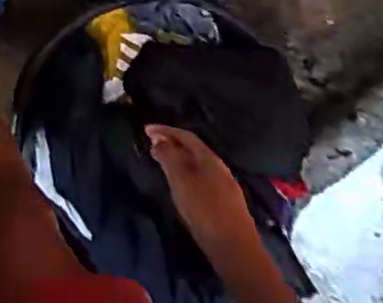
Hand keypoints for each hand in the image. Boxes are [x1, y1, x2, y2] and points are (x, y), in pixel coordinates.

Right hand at [147, 125, 256, 248]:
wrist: (236, 251)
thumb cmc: (205, 210)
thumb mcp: (181, 180)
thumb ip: (168, 157)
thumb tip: (159, 141)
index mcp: (210, 160)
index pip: (186, 136)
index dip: (165, 130)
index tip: (146, 130)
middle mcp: (220, 169)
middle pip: (193, 150)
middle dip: (171, 145)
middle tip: (151, 146)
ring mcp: (226, 187)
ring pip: (198, 166)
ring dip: (179, 161)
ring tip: (162, 164)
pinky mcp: (226, 204)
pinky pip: (202, 179)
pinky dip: (187, 175)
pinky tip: (180, 186)